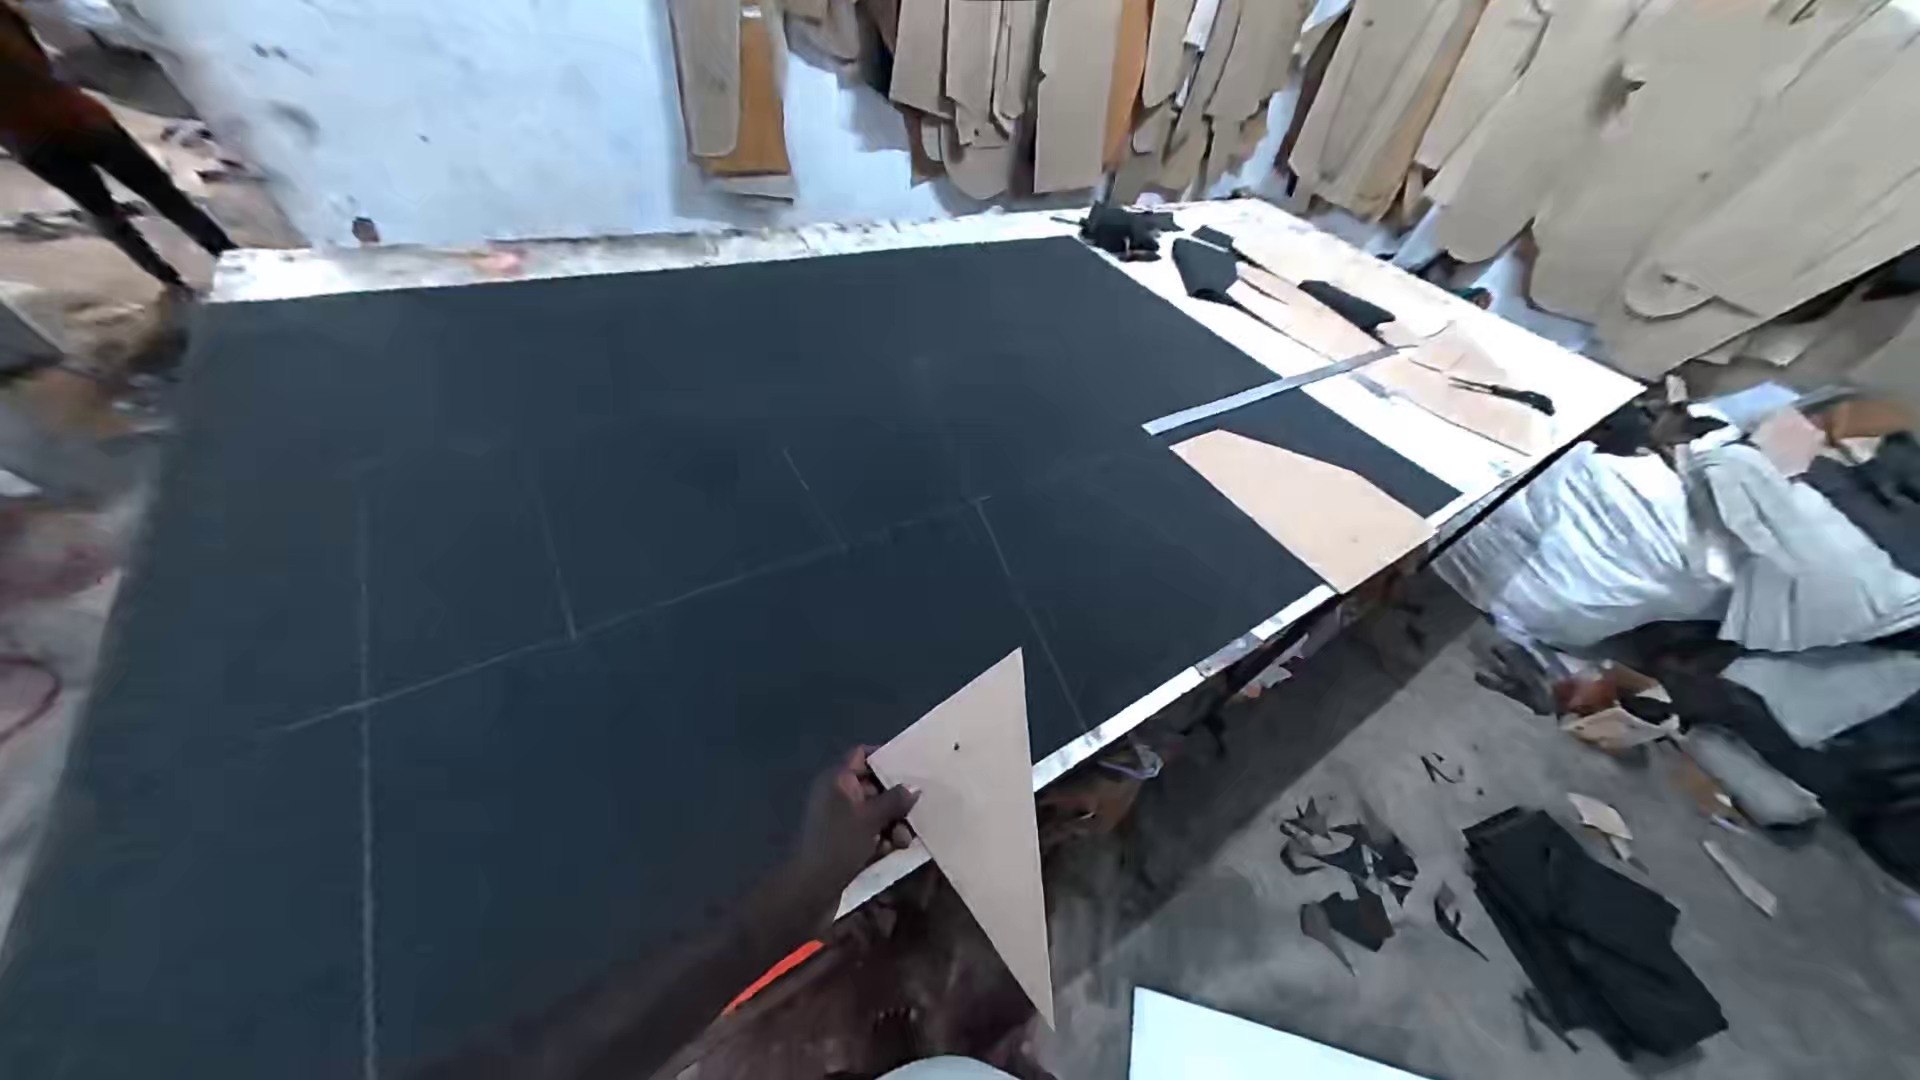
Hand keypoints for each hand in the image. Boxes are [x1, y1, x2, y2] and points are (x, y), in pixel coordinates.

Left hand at [787, 747, 918, 916]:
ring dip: (893, 822)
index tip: (910, 765)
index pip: (862, 754)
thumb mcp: (870, 819)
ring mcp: (841, 819)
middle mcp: (838, 794)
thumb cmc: (837, 844)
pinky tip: (895, 850)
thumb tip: (914, 787)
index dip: (884, 756)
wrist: (809, 891)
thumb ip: (894, 800)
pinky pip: (870, 830)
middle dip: (896, 799)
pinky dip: (883, 837)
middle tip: (916, 810)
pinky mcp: (845, 841)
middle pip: (873, 785)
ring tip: (904, 839)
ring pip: (875, 810)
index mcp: (837, 779)